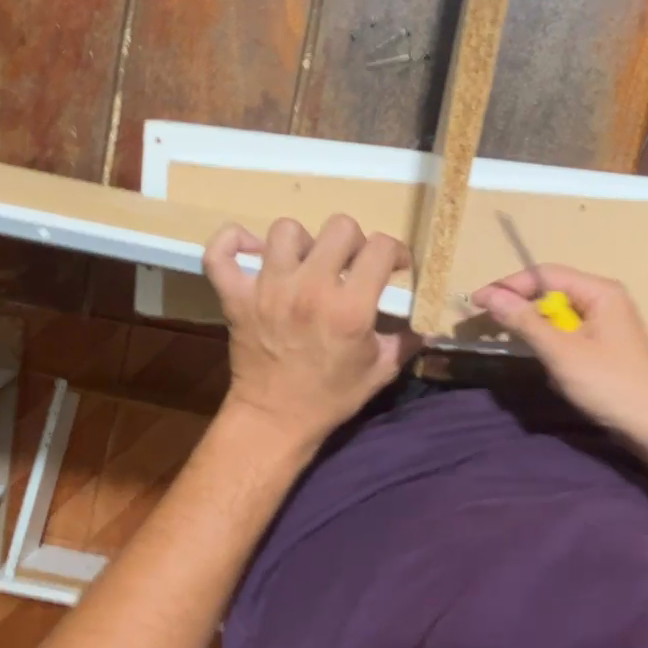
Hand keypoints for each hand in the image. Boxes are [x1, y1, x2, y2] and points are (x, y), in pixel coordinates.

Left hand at [204, 216, 421, 450]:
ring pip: (286, 230)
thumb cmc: (330, 397)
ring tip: (306, 263)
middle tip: (351, 264)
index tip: (394, 266)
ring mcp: (267, 289)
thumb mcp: (380, 371)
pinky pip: (220, 253)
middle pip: (339, 227)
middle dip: (354, 242)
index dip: (396, 252)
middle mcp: (309, 289)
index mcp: (349, 308)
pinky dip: (233, 243)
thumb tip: (427, 323)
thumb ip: (406, 341)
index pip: (381, 248)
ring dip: (302, 242)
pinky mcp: (236, 297)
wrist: (275, 420)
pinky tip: (253, 251)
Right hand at [473, 265, 647, 437]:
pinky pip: (570, 332)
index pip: (545, 275)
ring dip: (534, 326)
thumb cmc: (609, 384)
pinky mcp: (606, 345)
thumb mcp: (561, 352)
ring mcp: (608, 323)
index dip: (509, 286)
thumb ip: (524, 321)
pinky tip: (542, 360)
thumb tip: (489, 295)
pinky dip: (551, 341)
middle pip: (552, 291)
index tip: (478, 302)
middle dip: (520, 306)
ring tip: (509, 340)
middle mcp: (606, 299)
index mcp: (600, 291)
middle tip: (488, 323)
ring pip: (559, 314)